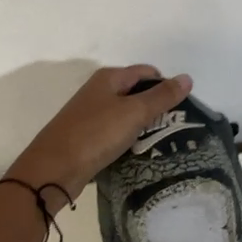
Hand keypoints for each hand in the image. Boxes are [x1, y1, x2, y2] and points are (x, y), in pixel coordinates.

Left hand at [5, 65, 192, 197]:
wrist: (54, 169)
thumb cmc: (95, 134)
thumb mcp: (133, 113)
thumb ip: (162, 96)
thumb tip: (187, 78)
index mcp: (109, 78)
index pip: (147, 72)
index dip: (166, 86)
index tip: (183, 109)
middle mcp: (99, 91)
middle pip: (137, 93)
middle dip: (157, 107)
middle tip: (176, 128)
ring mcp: (91, 115)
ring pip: (127, 115)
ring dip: (143, 126)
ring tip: (162, 142)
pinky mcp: (88, 137)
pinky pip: (116, 133)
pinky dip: (129, 139)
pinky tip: (138, 152)